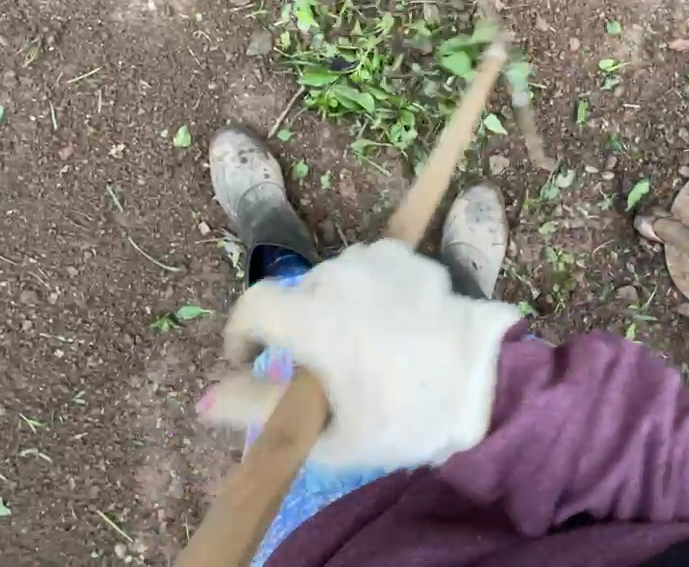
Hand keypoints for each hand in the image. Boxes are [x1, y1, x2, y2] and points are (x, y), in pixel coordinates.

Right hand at [198, 239, 523, 469]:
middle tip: (321, 367)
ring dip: (334, 305)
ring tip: (361, 344)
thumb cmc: (403, 416)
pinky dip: (368, 289)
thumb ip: (259, 410)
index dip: (241, 331)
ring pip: (333, 278)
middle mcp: (337, 277)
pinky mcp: (406, 255)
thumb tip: (205, 399)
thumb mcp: (326, 434)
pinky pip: (368, 267)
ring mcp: (375, 259)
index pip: (252, 304)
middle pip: (296, 294)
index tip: (250, 359)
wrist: (483, 383)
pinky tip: (390, 320)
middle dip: (297, 327)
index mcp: (312, 319)